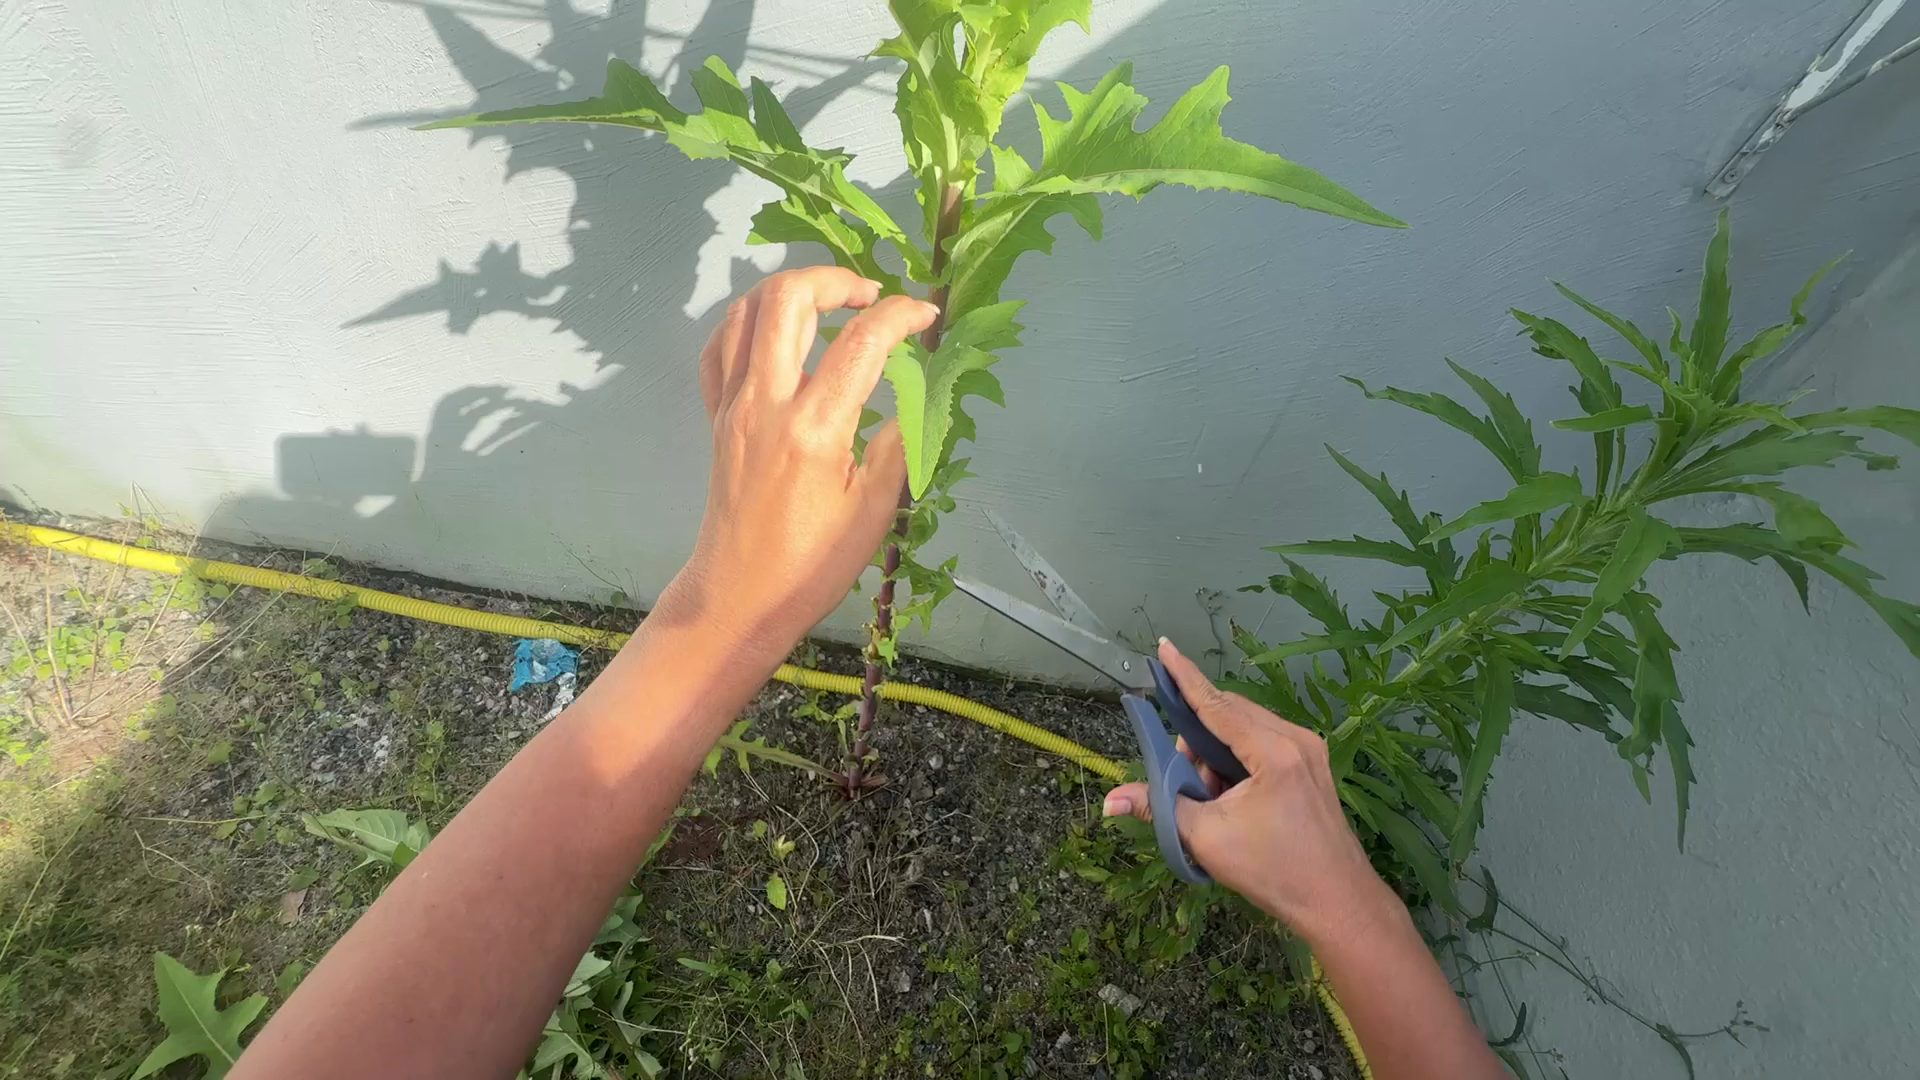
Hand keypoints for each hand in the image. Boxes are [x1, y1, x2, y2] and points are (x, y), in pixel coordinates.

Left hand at [660, 266, 938, 652]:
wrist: (739, 597)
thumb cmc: (812, 566)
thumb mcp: (873, 512)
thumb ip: (897, 447)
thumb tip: (910, 403)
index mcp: (815, 429)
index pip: (862, 342)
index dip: (900, 316)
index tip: (925, 316)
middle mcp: (766, 402)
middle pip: (787, 300)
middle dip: (835, 279)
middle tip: (870, 297)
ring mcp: (732, 406)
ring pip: (747, 312)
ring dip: (791, 293)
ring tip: (829, 307)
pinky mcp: (716, 417)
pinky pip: (721, 347)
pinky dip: (750, 323)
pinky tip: (777, 336)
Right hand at [1102, 640, 1393, 943]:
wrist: (1340, 905)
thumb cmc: (1273, 871)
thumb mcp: (1206, 837)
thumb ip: (1157, 807)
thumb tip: (1109, 802)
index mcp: (1272, 752)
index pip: (1215, 704)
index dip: (1184, 676)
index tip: (1164, 647)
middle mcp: (1295, 738)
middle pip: (1229, 713)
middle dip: (1197, 737)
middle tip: (1184, 778)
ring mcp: (1309, 748)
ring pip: (1244, 726)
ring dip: (1216, 750)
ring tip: (1210, 794)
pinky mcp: (1313, 762)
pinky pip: (1262, 739)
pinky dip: (1236, 757)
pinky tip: (1231, 793)